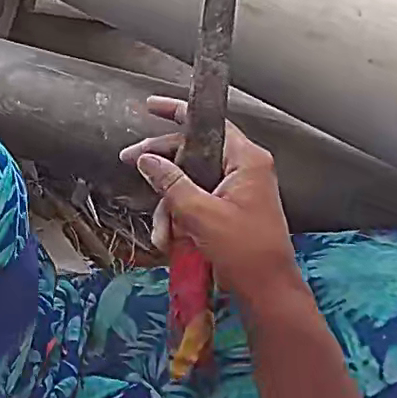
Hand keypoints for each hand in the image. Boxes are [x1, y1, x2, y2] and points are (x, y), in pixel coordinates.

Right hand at [119, 96, 299, 295]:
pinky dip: (180, 219)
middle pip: (191, 154)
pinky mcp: (229, 210)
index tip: (150, 106)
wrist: (266, 291)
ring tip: (163, 234)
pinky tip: (171, 240)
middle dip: (162, 171)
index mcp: (245, 160)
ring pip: (188, 183)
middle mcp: (242, 169)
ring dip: (169, 207)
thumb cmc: (243, 250)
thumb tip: (145, 159)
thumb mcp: (199, 213)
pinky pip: (195, 203)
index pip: (208, 123)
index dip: (177, 112)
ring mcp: (236, 190)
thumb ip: (170, 182)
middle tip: (130, 164)